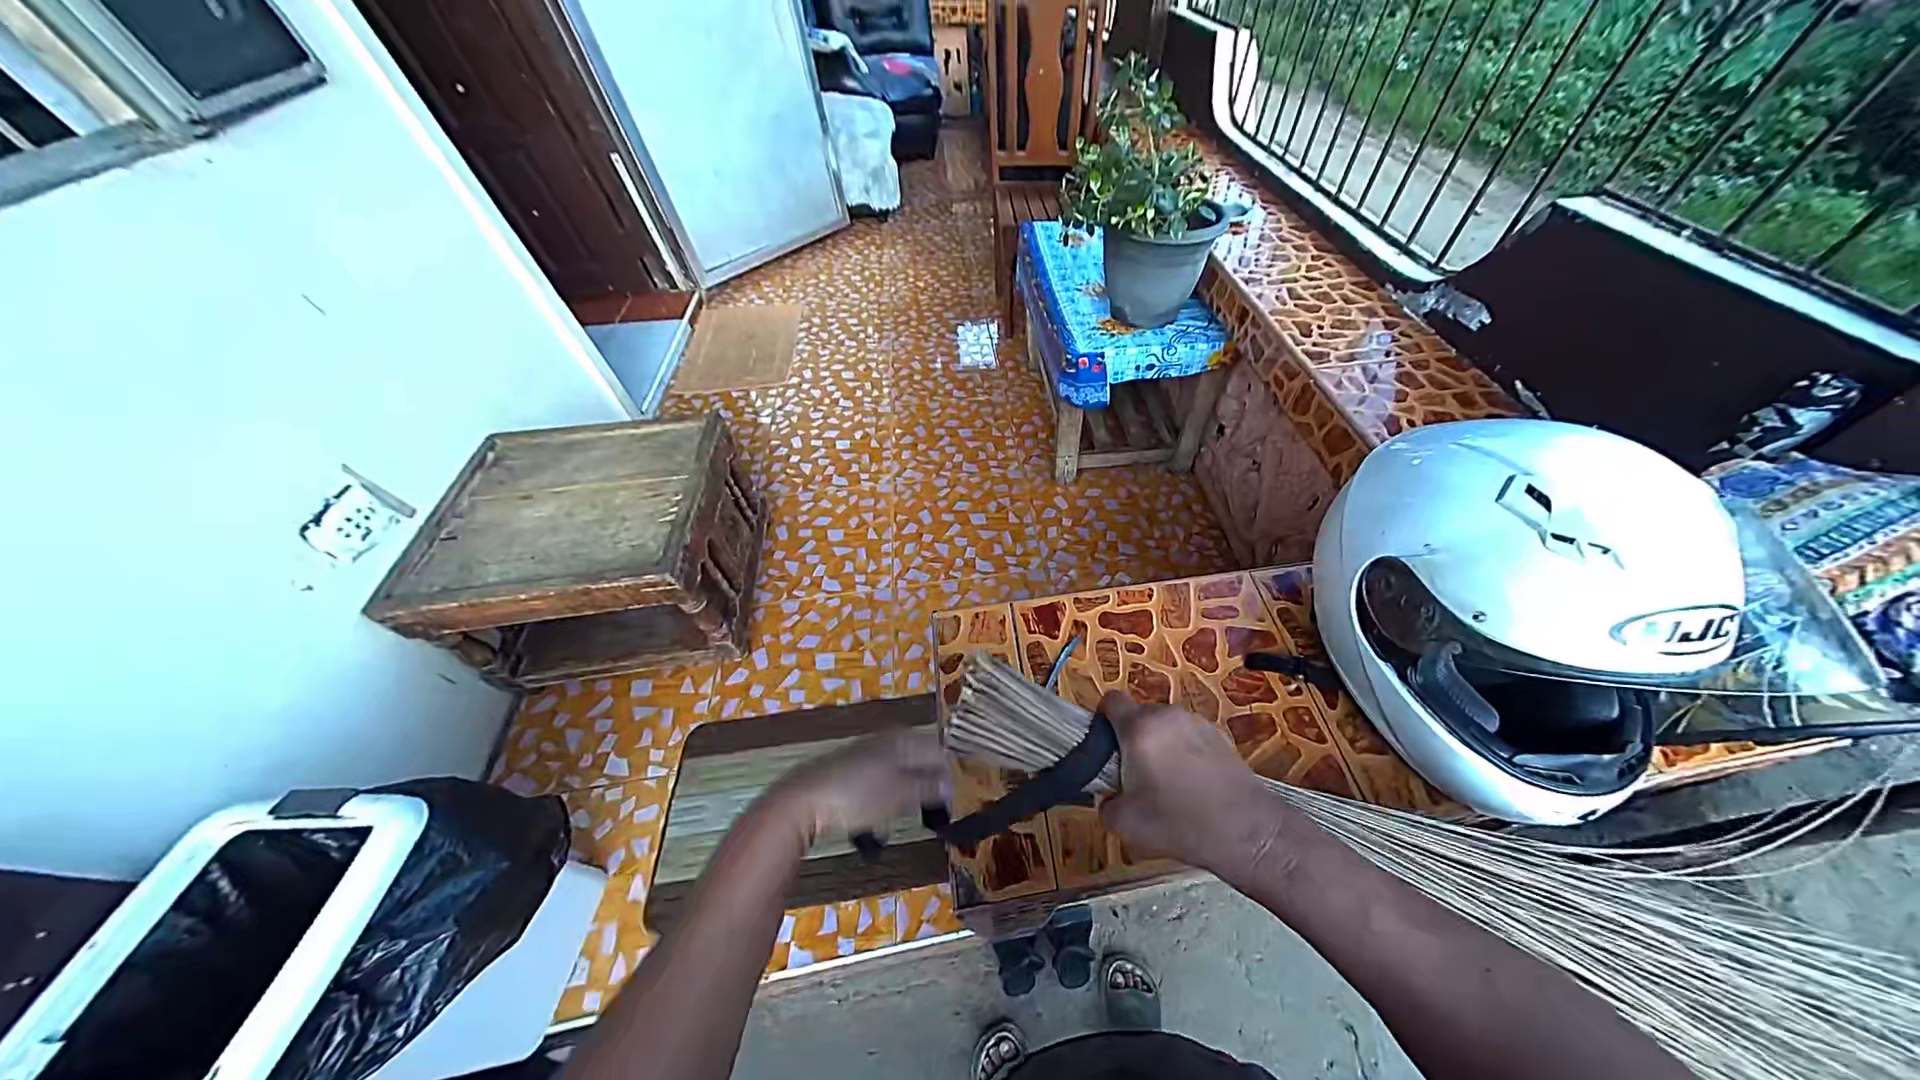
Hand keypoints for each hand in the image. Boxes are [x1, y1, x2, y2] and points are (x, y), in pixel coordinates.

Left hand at [765, 728, 951, 847]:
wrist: (802, 801)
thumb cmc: (856, 796)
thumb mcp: (901, 794)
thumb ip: (930, 787)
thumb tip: (952, 784)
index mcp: (902, 740)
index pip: (939, 751)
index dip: (950, 776)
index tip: (956, 801)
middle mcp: (885, 741)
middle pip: (919, 761)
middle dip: (929, 787)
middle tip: (936, 813)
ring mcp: (864, 756)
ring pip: (899, 773)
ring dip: (907, 796)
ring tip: (908, 819)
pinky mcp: (848, 773)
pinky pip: (879, 784)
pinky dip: (885, 801)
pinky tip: (878, 821)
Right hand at [1096, 692, 1305, 879]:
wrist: (1249, 833)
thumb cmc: (1181, 823)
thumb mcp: (1126, 823)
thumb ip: (1104, 804)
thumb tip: (1107, 797)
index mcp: (1140, 728)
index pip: (1110, 700)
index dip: (1102, 719)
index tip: (1105, 746)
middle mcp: (1167, 716)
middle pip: (1138, 715)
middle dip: (1132, 738)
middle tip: (1136, 774)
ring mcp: (1197, 722)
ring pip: (1164, 725)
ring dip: (1159, 744)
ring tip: (1168, 783)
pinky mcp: (1220, 735)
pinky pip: (1188, 735)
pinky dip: (1184, 751)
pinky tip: (1193, 784)